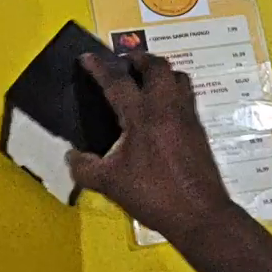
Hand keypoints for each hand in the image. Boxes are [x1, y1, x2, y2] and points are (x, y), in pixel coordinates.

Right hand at [68, 51, 237, 242]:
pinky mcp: (198, 129)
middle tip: (123, 64)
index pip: (117, 81)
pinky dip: (172, 91)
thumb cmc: (153, 194)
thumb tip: (72, 156)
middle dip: (138, 59)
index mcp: (142, 116)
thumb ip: (85, 168)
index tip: (87, 58)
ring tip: (145, 81)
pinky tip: (161, 111)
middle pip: (156, 66)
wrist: (199, 213)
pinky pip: (186, 96)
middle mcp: (167, 107)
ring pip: (177, 77)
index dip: (99, 67)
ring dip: (160, 72)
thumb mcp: (109, 184)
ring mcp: (187, 116)